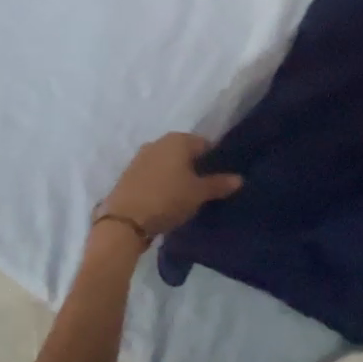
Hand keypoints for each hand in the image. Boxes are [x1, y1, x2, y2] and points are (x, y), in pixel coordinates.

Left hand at [101, 133, 243, 236]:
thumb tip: (239, 179)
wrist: (123, 221)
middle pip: (184, 153)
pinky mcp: (128, 174)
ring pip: (167, 163)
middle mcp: (159, 142)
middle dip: (194, 168)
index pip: (205, 144)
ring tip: (183, 198)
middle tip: (202, 190)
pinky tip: (164, 201)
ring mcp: (140, 157)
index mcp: (178, 139)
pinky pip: (152, 174)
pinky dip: (160, 183)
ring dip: (175, 176)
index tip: (217, 180)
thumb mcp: (198, 194)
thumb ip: (219, 184)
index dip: (214, 161)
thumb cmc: (167, 199)